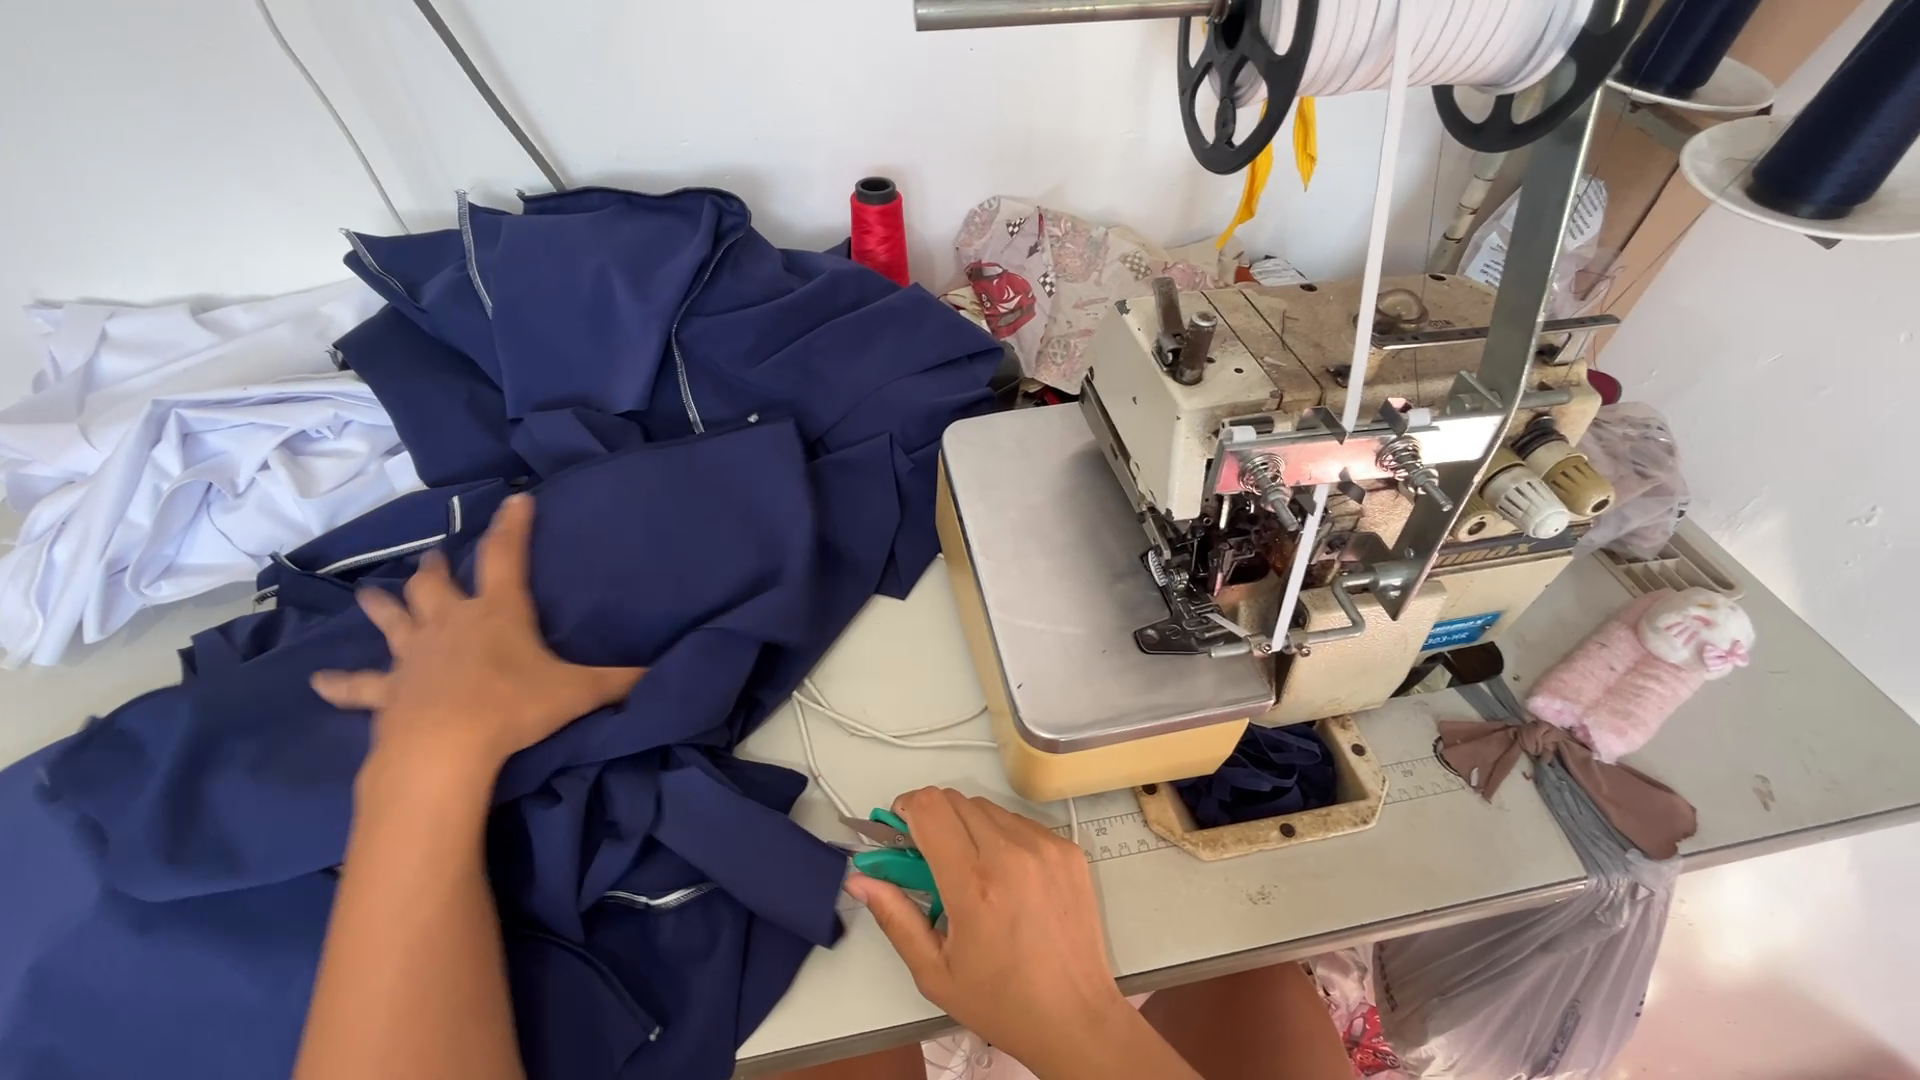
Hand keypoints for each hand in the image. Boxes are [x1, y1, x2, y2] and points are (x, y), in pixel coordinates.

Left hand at [311, 493, 645, 773]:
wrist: (444, 748)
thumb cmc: (514, 707)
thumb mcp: (580, 692)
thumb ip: (621, 681)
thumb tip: (663, 673)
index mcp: (498, 613)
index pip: (508, 556)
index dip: (515, 526)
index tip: (517, 499)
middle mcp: (451, 623)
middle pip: (437, 583)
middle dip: (438, 567)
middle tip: (437, 558)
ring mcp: (413, 655)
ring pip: (393, 618)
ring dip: (385, 605)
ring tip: (372, 593)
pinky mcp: (387, 691)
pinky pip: (359, 685)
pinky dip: (341, 683)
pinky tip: (320, 682)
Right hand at [846, 788, 1136, 1072]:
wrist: (1076, 1017)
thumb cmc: (1003, 1002)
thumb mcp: (935, 972)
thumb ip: (894, 917)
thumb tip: (861, 879)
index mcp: (973, 884)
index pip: (929, 808)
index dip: (906, 810)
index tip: (901, 832)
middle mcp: (1011, 854)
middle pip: (954, 799)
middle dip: (932, 819)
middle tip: (930, 857)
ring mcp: (1045, 847)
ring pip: (987, 807)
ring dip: (967, 826)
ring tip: (971, 871)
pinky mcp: (1068, 849)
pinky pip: (1020, 821)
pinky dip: (1002, 836)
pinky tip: (1006, 876)